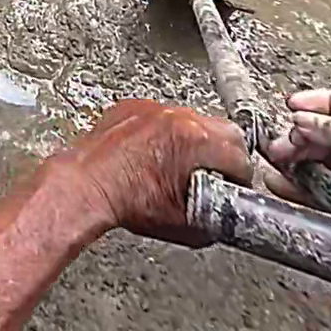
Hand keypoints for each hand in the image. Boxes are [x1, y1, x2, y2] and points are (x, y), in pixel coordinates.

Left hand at [57, 100, 250, 244]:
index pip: (240, 155)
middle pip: (223, 129)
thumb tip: (229, 216)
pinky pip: (163, 115)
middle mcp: (176, 116)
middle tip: (220, 175)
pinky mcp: (134, 106)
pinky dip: (167, 132)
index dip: (242, 178)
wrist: (89, 185)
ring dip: (197, 140)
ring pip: (193, 119)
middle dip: (227, 154)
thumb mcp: (186, 223)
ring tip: (186, 165)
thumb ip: (217, 217)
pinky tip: (159, 152)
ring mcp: (154, 107)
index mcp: (193, 139)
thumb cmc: (128, 202)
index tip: (237, 187)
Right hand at [264, 91, 330, 300]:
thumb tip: (308, 120)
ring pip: (326, 167)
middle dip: (303, 136)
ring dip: (296, 162)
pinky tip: (282, 187)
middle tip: (280, 144)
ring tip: (275, 165)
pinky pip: (325, 197)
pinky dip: (300, 189)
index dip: (322, 102)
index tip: (292, 106)